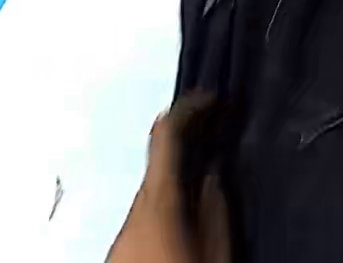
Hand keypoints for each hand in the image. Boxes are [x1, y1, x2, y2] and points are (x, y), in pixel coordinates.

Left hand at [107, 93, 230, 262]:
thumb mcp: (216, 251)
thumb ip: (214, 206)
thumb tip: (210, 171)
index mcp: (157, 203)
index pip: (164, 135)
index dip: (188, 107)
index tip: (215, 96)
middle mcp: (132, 214)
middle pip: (158, 163)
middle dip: (190, 140)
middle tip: (223, 128)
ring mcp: (121, 238)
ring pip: (153, 190)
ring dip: (180, 171)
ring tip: (213, 165)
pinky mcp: (120, 258)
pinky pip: (147, 214)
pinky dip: (170, 198)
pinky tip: (191, 208)